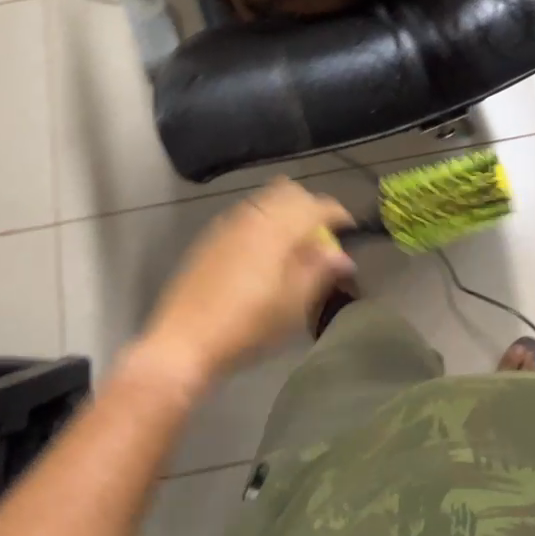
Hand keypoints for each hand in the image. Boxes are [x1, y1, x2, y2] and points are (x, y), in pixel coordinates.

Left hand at [138, 179, 355, 389]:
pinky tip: (263, 251)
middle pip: (289, 192)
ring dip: (285, 211)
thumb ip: (320, 271)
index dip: (338, 214)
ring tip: (293, 242)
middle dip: (309, 207)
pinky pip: (245, 215)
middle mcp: (253, 217)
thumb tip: (343, 256)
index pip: (317, 206)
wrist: (184, 342)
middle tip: (321, 235)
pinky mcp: (210, 238)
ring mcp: (227, 225)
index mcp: (278, 229)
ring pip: (265, 201)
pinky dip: (263, 221)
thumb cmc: (248, 326)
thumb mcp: (293, 304)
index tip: (350, 230)